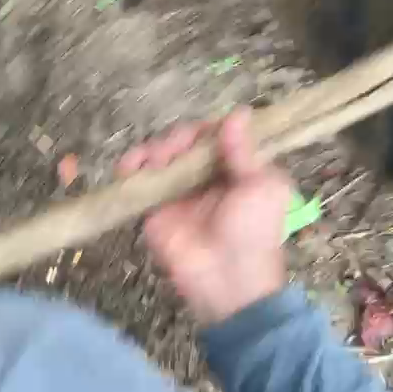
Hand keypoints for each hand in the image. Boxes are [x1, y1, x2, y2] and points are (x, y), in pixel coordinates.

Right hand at [116, 108, 292, 323]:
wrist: (226, 279)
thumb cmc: (253, 233)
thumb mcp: (261, 189)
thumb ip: (244, 152)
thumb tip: (236, 112)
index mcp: (236, 170)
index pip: (216, 137)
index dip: (207, 129)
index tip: (203, 132)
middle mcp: (204, 176)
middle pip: (184, 142)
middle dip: (177, 139)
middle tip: (175, 149)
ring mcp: (176, 190)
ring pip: (158, 155)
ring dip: (154, 149)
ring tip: (156, 159)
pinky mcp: (152, 205)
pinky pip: (137, 179)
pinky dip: (130, 166)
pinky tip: (131, 166)